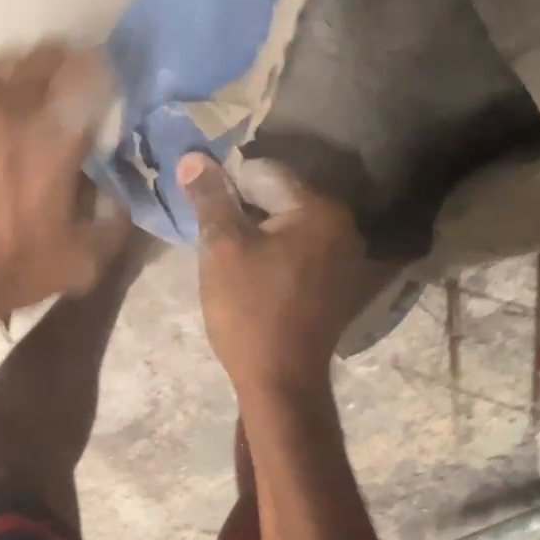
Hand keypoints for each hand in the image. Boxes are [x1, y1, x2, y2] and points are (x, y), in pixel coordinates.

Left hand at [0, 43, 122, 322]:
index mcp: (50, 138)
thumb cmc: (2, 271)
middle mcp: (7, 110)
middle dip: (67, 64)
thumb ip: (111, 224)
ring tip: (35, 101)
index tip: (109, 89)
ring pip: (5, 68)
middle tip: (77, 86)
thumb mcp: (77, 265)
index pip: (87, 74)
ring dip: (28, 76)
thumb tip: (117, 193)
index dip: (104, 74)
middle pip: (45, 57)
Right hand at [179, 153, 366, 394]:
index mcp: (321, 209)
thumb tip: (195, 157)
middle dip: (244, 208)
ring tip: (228, 257)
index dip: (227, 184)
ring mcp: (345, 257)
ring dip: (258, 232)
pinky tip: (252, 276)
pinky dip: (275, 254)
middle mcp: (343, 225)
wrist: (282, 383)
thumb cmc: (249, 312)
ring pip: (289, 226)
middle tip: (211, 234)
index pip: (264, 171)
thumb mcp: (222, 248)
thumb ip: (210, 198)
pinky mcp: (338, 284)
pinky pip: (300, 252)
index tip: (202, 208)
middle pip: (281, 196)